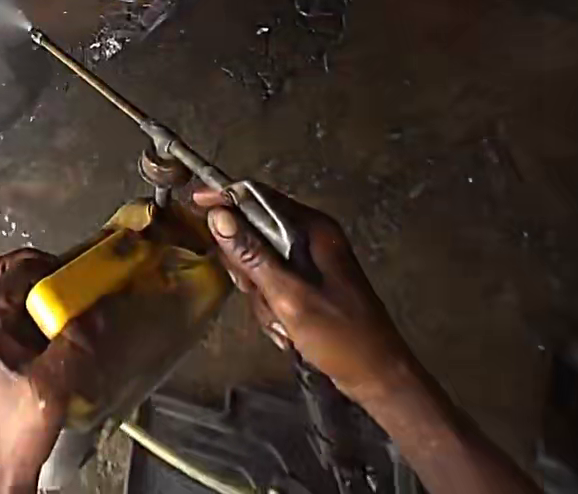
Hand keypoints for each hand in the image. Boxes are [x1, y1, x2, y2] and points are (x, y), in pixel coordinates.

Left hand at [0, 248, 91, 493]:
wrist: (0, 470)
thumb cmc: (16, 430)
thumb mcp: (51, 388)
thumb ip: (75, 346)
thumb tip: (99, 311)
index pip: (20, 268)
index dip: (53, 267)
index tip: (80, 278)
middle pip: (8, 268)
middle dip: (41, 266)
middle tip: (70, 281)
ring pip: (9, 285)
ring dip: (38, 285)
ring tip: (66, 299)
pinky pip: (13, 306)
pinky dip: (35, 304)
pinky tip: (56, 323)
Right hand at [193, 187, 418, 404]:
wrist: (381, 381)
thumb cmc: (342, 335)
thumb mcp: (290, 295)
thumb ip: (252, 255)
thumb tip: (218, 216)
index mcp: (312, 227)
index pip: (259, 196)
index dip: (226, 197)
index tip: (196, 202)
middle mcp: (309, 236)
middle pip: (254, 230)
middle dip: (247, 265)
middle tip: (253, 289)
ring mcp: (308, 260)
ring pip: (258, 260)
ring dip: (260, 292)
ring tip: (279, 319)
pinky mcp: (306, 282)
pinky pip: (270, 281)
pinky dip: (270, 304)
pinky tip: (285, 328)